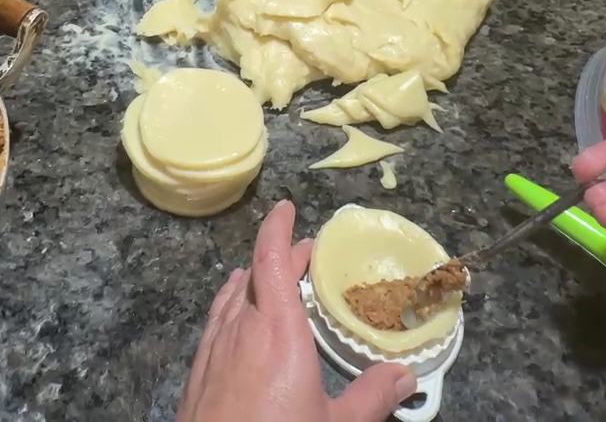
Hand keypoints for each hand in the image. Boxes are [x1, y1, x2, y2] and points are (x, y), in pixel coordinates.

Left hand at [178, 200, 417, 421]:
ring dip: (255, 277)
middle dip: (279, 254)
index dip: (278, 226)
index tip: (287, 207)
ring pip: (233, 293)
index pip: (270, 256)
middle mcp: (241, 325)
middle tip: (304, 253)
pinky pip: (218, 318)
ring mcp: (214, 345)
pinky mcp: (199, 367)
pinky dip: (234, 302)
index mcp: (277, 328)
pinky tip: (238, 315)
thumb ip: (370, 397)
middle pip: (256, 271)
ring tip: (270, 276)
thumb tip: (406, 376)